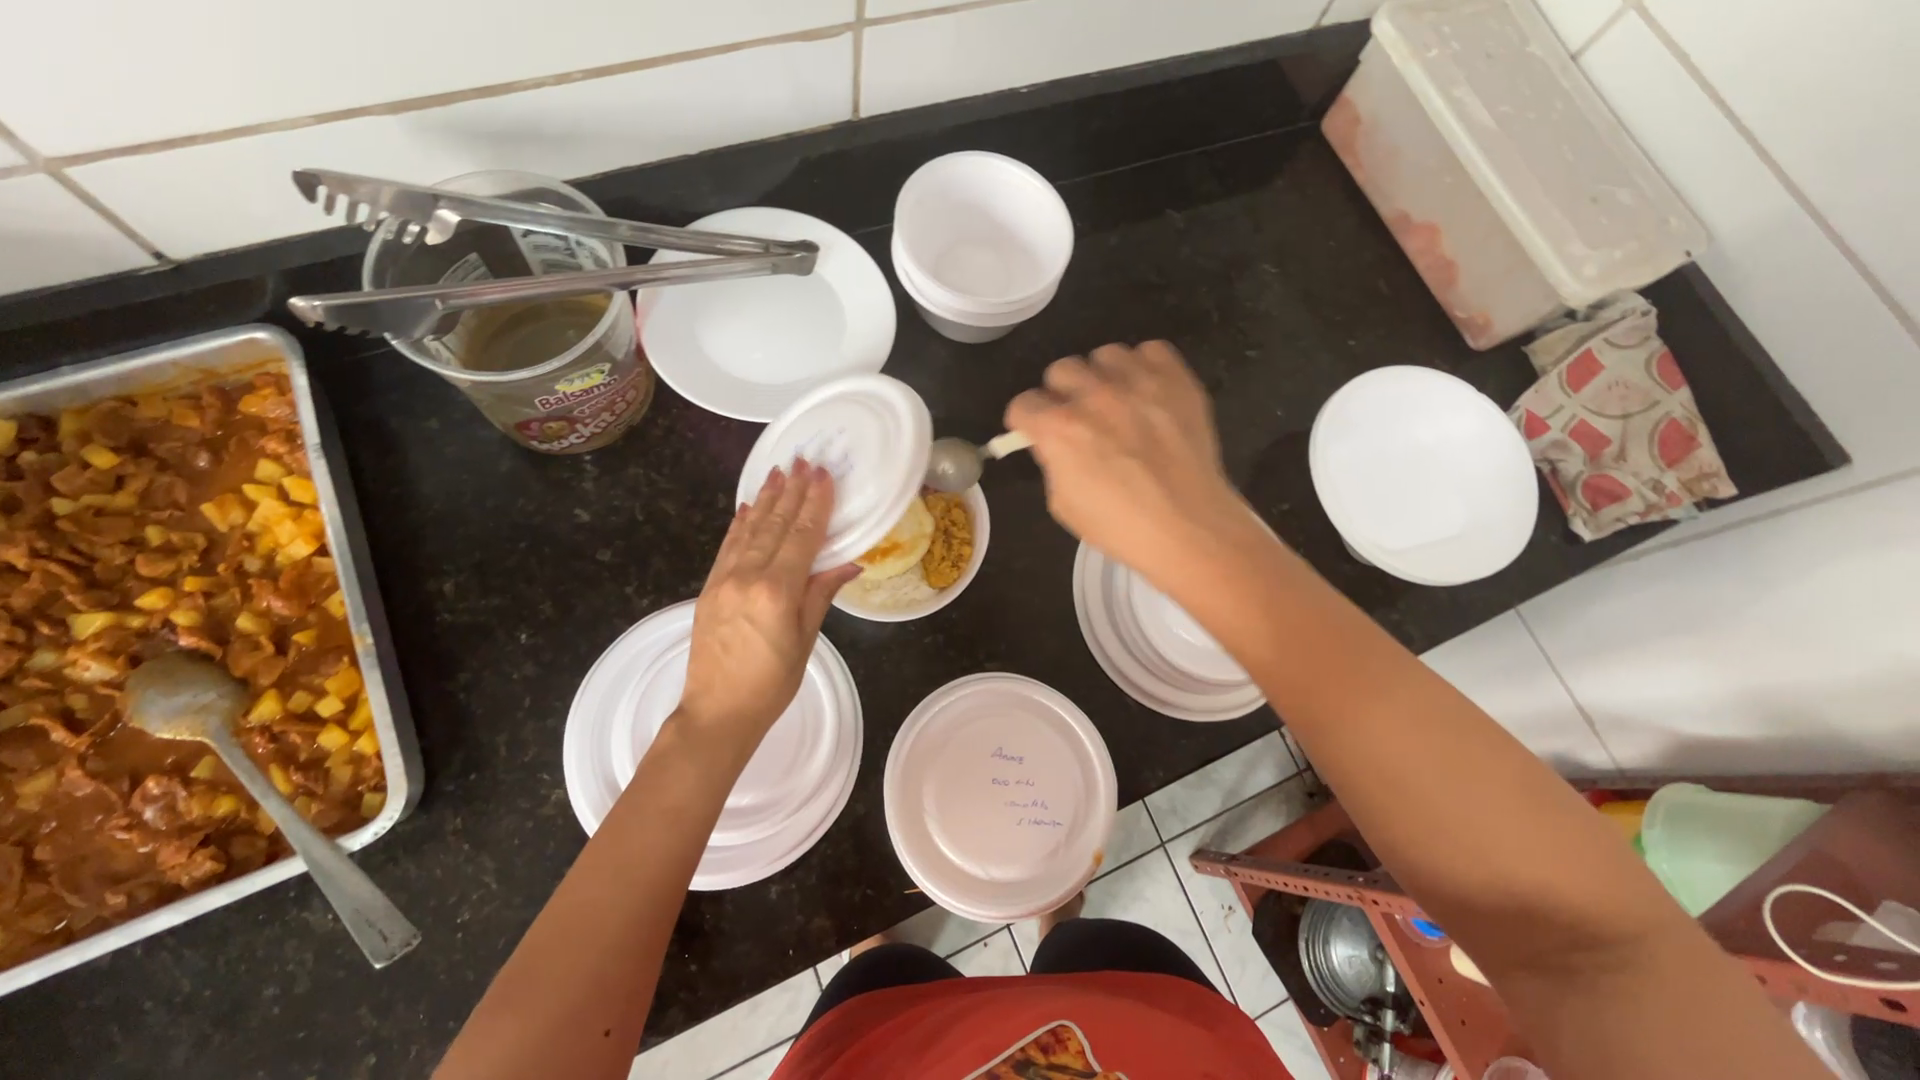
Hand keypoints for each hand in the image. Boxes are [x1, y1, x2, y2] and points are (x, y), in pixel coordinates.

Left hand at [677, 462, 860, 754]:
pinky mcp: (710, 588)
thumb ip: (820, 595)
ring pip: (749, 530)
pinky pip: (728, 546)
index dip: (815, 504)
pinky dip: (740, 524)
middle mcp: (747, 576)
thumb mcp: (804, 641)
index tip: (823, 475)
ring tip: (779, 472)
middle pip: (774, 525)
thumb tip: (847, 564)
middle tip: (803, 461)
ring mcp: (724, 580)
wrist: (717, 712)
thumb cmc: (770, 684)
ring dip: (766, 499)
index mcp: (776, 591)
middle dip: (791, 491)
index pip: (801, 537)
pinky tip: (748, 507)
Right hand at [1006, 340, 1253, 584]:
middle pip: (1060, 370)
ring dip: (1102, 377)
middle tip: (1079, 419)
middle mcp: (1094, 396)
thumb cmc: (1121, 527)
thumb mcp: (1063, 504)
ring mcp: (1139, 382)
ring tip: (1116, 403)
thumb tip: (1055, 444)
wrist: (1189, 528)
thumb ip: (1053, 461)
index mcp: (1059, 429)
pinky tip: (1147, 394)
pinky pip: (1150, 350)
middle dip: (1062, 394)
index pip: (1023, 404)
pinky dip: (1144, 367)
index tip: (1036, 432)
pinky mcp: (1176, 380)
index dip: (1027, 422)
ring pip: (1104, 355)